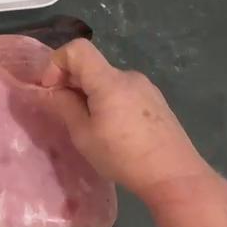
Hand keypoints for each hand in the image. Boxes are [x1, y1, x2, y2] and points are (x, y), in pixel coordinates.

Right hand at [39, 38, 215, 202]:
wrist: (175, 176)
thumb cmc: (123, 157)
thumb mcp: (83, 135)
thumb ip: (65, 106)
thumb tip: (54, 91)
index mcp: (109, 81)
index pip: (77, 49)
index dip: (56, 63)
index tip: (51, 89)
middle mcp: (129, 77)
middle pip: (91, 66)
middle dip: (71, 83)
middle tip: (66, 113)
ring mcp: (146, 88)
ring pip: (106, 81)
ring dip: (90, 94)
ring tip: (92, 126)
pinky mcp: (156, 102)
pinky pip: (123, 92)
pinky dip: (108, 101)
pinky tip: (115, 130)